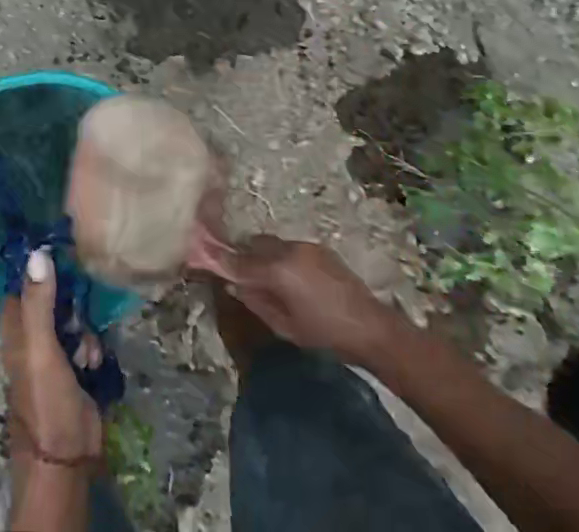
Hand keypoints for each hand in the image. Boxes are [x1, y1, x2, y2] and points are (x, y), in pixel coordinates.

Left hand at [0, 249, 102, 466]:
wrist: (65, 455)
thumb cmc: (45, 399)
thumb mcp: (40, 347)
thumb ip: (38, 302)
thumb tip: (38, 254)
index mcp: (14, 328)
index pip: (23, 283)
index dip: (39, 267)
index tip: (63, 252)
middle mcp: (31, 336)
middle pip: (53, 299)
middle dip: (72, 302)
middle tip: (80, 316)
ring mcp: (54, 351)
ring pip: (74, 320)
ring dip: (85, 329)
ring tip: (87, 350)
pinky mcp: (75, 367)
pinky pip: (87, 342)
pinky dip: (93, 348)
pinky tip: (94, 363)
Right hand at [222, 235, 405, 364]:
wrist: (372, 329)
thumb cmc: (325, 334)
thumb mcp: (283, 325)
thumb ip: (255, 301)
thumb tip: (235, 285)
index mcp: (278, 270)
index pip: (240, 261)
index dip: (222, 260)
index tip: (206, 258)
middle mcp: (289, 250)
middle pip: (254, 244)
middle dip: (244, 256)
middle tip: (239, 274)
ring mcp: (306, 246)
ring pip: (272, 244)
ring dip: (263, 256)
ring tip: (266, 278)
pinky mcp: (320, 249)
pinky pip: (290, 248)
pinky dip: (282, 258)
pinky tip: (289, 278)